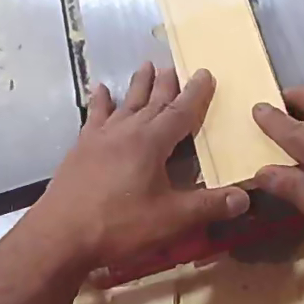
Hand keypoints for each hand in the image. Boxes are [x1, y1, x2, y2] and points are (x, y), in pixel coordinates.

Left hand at [20, 64, 247, 275]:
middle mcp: (126, 132)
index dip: (195, 94)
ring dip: (139, 86)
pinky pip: (94, 117)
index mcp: (151, 143)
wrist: (58, 237)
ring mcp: (100, 139)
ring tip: (145, 66)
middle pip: (152, 102)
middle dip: (168, 84)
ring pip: (126, 104)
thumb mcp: (173, 218)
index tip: (205, 73)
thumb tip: (245, 197)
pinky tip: (99, 90)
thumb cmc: (120, 225)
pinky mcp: (81, 150)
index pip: (180, 112)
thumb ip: (210, 205)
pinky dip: (100, 102)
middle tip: (177, 65)